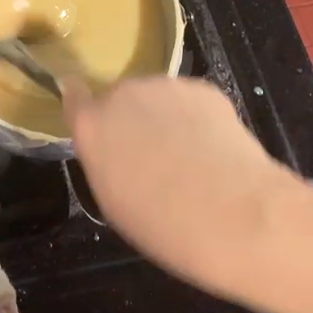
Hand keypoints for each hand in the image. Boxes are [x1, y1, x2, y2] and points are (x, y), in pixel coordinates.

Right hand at [64, 75, 295, 286]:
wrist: (238, 217)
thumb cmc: (166, 227)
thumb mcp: (115, 202)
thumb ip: (104, 161)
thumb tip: (115, 149)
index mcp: (92, 126)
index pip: (74, 96)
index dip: (85, 107)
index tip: (97, 122)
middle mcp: (123, 94)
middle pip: (121, 99)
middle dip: (132, 120)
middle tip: (156, 157)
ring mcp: (165, 86)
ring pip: (158, 98)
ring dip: (165, 118)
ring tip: (193, 158)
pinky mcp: (203, 88)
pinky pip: (191, 101)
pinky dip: (199, 119)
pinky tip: (217, 151)